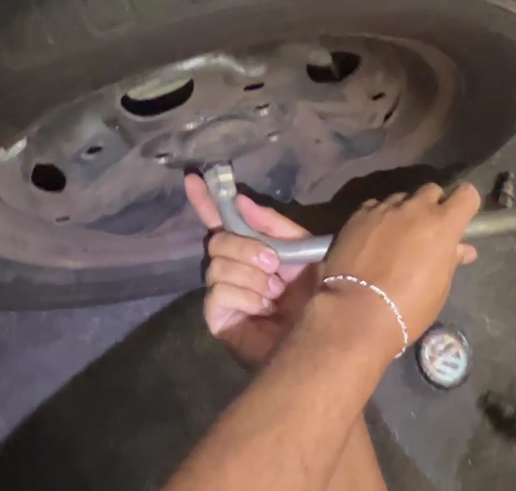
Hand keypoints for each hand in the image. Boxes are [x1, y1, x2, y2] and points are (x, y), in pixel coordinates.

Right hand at [184, 173, 319, 368]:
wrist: (323, 337)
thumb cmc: (317, 293)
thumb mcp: (302, 250)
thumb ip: (271, 225)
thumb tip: (240, 200)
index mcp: (252, 247)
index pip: (220, 220)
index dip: (205, 200)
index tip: (192, 178)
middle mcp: (233, 266)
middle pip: (217, 241)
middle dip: (246, 249)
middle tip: (273, 265)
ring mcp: (223, 292)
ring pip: (217, 266)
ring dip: (252, 277)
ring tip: (275, 294)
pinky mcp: (218, 318)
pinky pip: (218, 293)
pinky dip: (245, 296)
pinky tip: (263, 308)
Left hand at [319, 183, 479, 350]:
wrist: (357, 311)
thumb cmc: (409, 306)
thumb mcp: (439, 288)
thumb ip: (450, 259)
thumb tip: (462, 248)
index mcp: (441, 225)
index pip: (466, 195)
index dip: (466, 204)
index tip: (461, 217)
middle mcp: (414, 209)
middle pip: (431, 191)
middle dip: (433, 205)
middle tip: (427, 230)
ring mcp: (384, 208)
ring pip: (401, 198)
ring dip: (404, 212)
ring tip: (396, 237)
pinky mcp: (358, 214)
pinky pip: (376, 207)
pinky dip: (379, 218)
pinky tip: (372, 239)